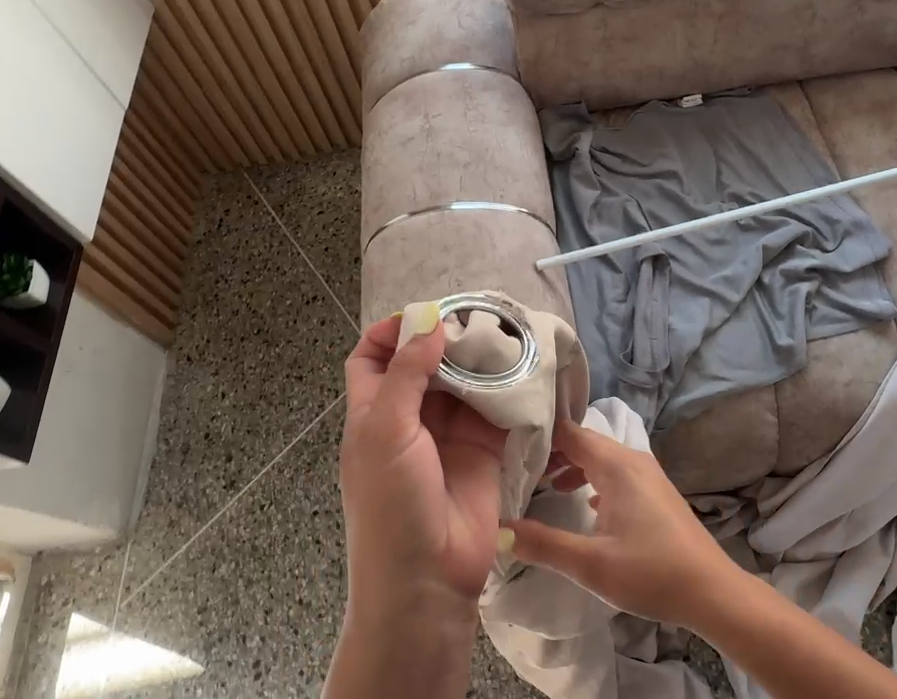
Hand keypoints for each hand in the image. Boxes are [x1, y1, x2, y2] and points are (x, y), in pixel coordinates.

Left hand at [338, 313, 508, 612]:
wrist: (427, 581)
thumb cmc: (391, 505)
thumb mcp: (386, 432)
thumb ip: (407, 374)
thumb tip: (428, 323)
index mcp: (374, 412)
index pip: (372, 358)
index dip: (389, 333)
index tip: (423, 316)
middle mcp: (410, 417)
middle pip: (424, 363)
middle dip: (446, 340)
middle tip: (476, 316)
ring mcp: (448, 434)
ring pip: (463, 382)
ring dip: (480, 359)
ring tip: (504, 333)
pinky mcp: (484, 449)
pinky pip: (495, 408)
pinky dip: (508, 388)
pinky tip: (523, 367)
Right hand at [504, 418, 741, 630]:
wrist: (713, 593)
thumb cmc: (651, 573)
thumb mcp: (590, 564)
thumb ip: (543, 544)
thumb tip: (500, 531)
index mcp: (616, 465)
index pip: (568, 431)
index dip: (537, 436)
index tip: (508, 448)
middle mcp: (632, 460)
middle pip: (583, 442)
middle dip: (551, 452)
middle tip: (518, 469)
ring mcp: (647, 475)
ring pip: (600, 458)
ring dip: (573, 467)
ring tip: (546, 487)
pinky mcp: (655, 493)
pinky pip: (615, 474)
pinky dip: (593, 480)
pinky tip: (584, 504)